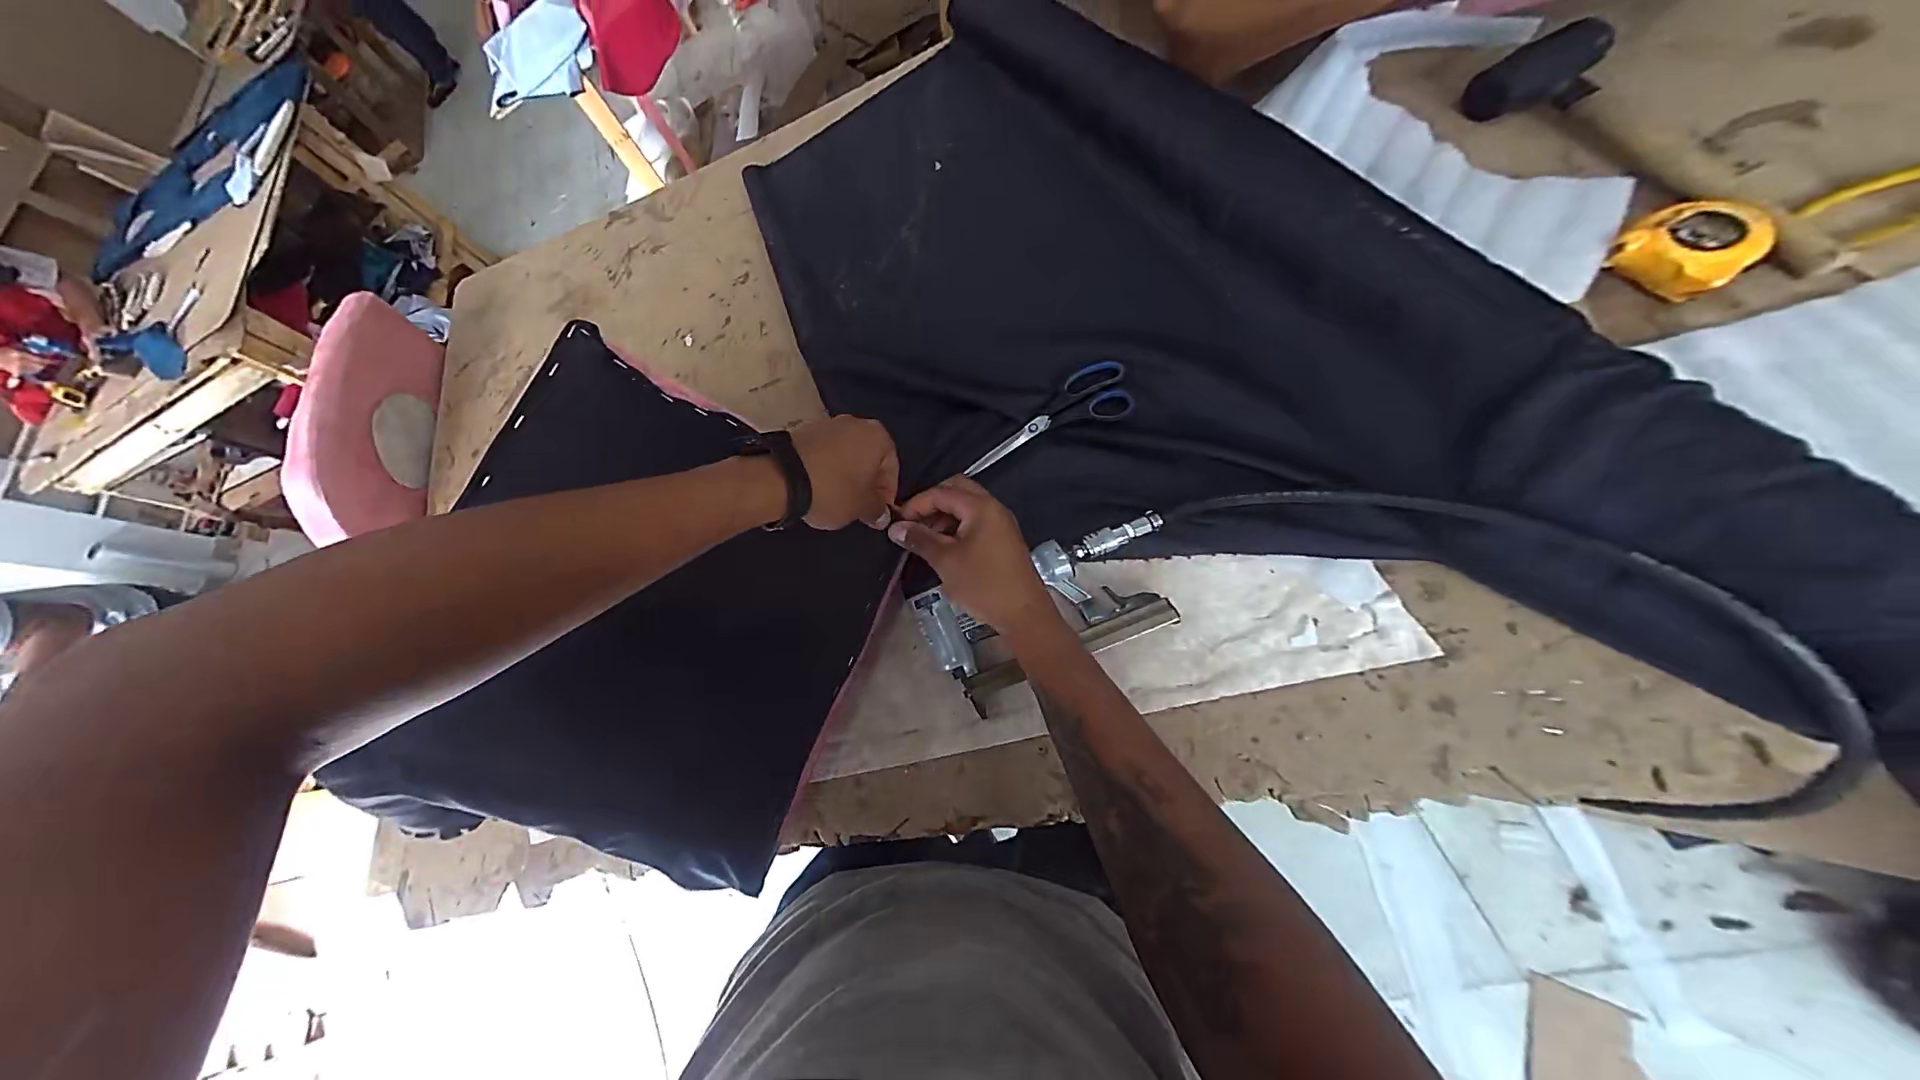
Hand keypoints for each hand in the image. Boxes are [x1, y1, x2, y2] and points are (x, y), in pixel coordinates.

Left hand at [789, 416, 898, 529]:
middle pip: (869, 457)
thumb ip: (877, 510)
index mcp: (877, 435)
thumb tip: (880, 515)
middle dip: (867, 481)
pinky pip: (825, 452)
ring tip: (838, 497)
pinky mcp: (804, 430)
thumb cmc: (833, 490)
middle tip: (861, 505)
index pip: (892, 467)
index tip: (879, 510)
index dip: (888, 492)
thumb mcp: (861, 507)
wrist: (780, 477)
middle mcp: (855, 422)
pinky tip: (820, 486)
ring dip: (847, 474)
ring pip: (847, 454)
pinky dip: (827, 468)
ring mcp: (828, 423)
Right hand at [887, 476, 1063, 636]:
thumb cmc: (984, 585)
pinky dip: (957, 527)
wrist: (1023, 613)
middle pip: (956, 490)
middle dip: (931, 504)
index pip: (941, 492)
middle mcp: (993, 508)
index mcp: (981, 507)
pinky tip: (943, 546)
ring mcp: (1001, 523)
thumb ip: (920, 539)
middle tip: (913, 523)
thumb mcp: (945, 561)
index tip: (898, 521)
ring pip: (966, 506)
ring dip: (944, 516)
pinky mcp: (1003, 538)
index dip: (916, 504)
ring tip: (924, 538)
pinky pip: (975, 521)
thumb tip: (896, 528)